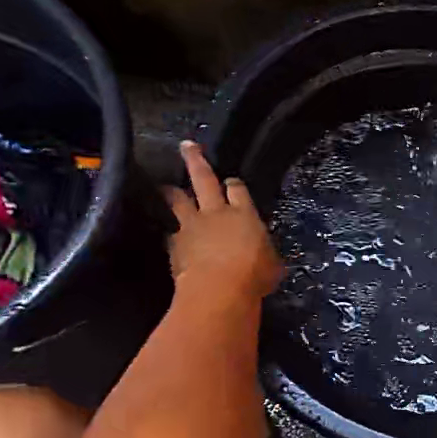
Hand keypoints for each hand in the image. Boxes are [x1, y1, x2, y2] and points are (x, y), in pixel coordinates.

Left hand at [162, 142, 283, 302]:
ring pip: (178, 199)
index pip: (238, 190)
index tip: (231, 182)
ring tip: (164, 186)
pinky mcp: (174, 244)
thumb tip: (266, 256)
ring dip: (171, 191)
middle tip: (187, 146)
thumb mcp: (272, 266)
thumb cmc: (253, 277)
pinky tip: (164, 230)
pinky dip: (167, 228)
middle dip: (196, 161)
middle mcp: (216, 212)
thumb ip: (266, 255)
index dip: (234, 184)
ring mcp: (191, 226)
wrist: (218, 291)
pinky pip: (169, 231)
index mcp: (244, 215)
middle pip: (204, 179)